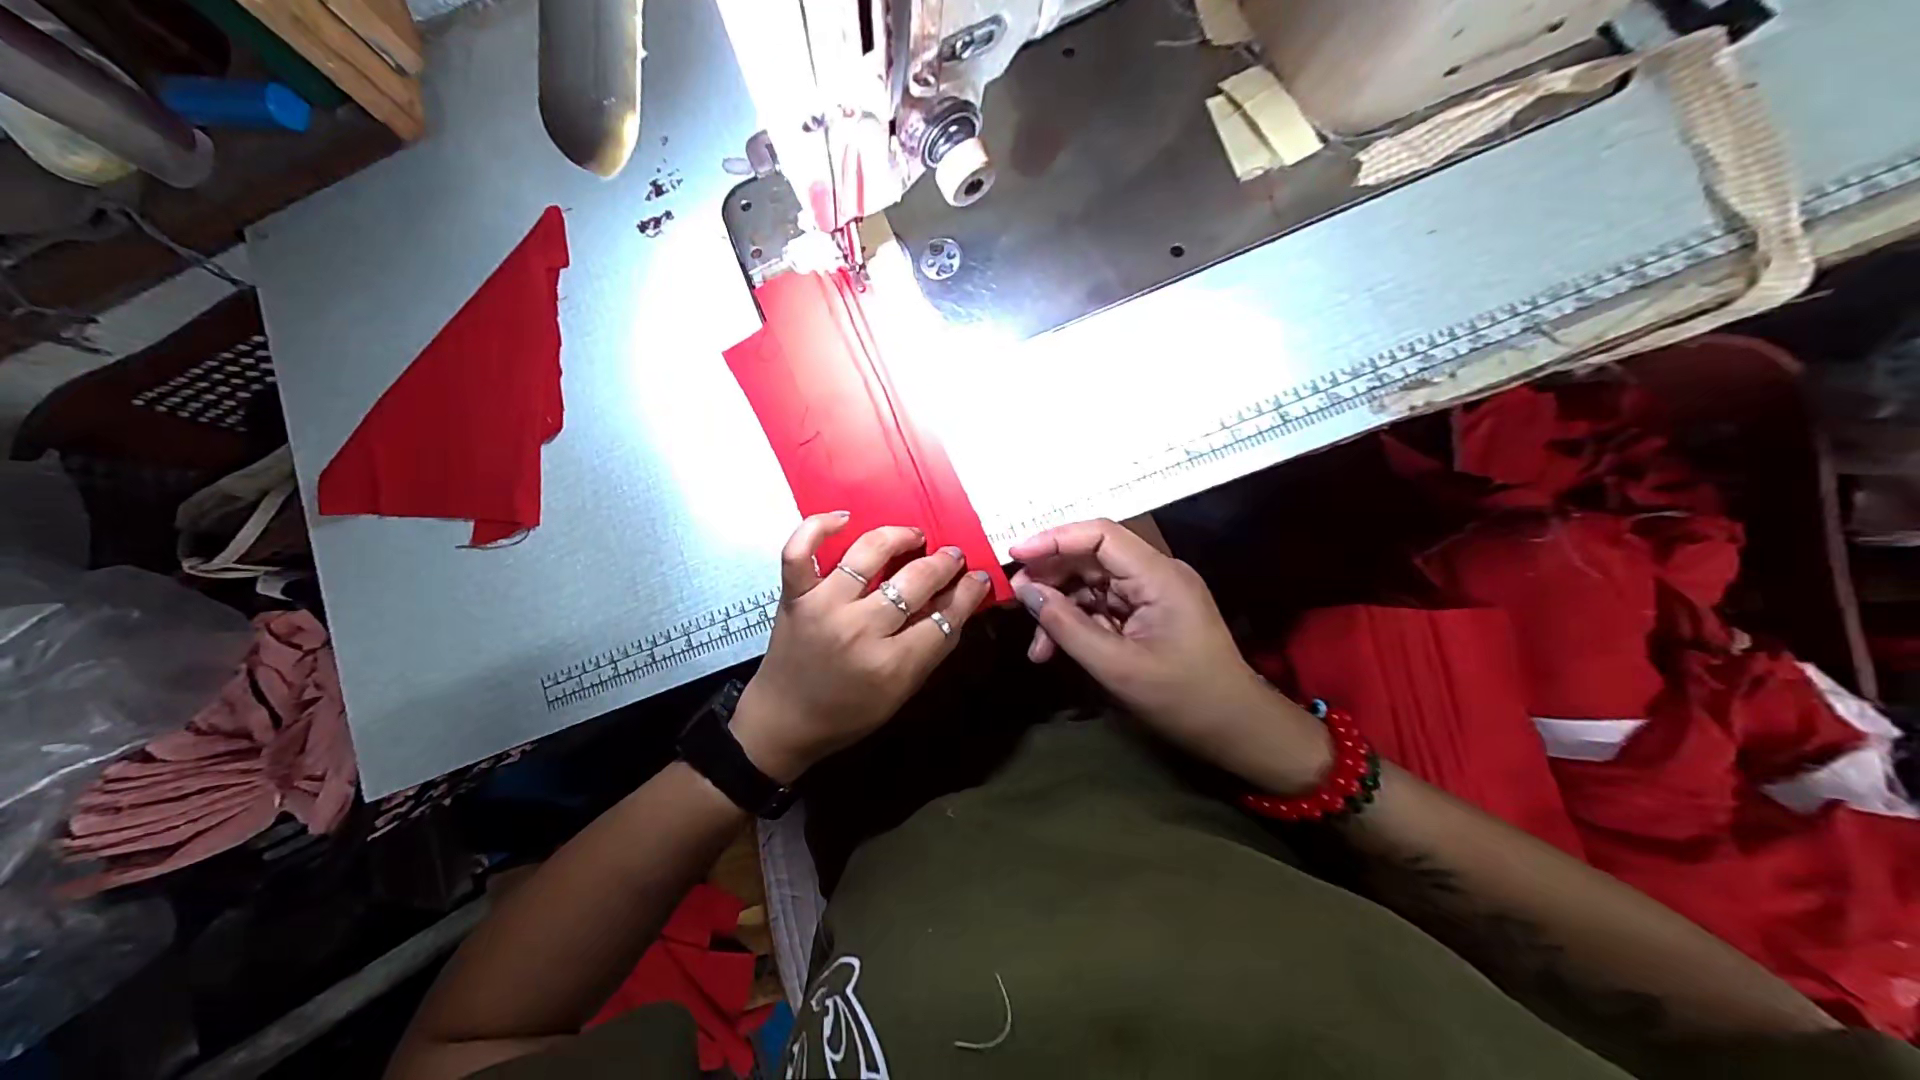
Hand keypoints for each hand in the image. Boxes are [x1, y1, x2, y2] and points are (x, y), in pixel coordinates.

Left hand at [731, 513, 993, 783]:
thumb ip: (932, 647)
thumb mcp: (901, 691)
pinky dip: (819, 527)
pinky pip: (800, 551)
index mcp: (892, 663)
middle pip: (915, 581)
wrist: (784, 721)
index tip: (978, 576)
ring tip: (915, 537)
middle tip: (952, 555)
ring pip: (869, 553)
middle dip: (944, 563)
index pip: (944, 617)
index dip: (968, 592)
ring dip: (900, 537)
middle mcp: (860, 629)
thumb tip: (959, 601)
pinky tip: (845, 518)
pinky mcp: (794, 596)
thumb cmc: (849, 712)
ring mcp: (824, 607)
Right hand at [1009, 519, 1332, 793]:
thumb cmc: (1184, 698)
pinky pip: (1101, 607)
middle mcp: (1155, 575)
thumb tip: (1027, 592)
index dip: (1054, 539)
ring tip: (1036, 646)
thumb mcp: (1118, 667)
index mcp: (1158, 576)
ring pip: (1091, 585)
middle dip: (1051, 577)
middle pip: (1091, 557)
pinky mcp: (1146, 614)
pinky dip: (1076, 624)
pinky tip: (1053, 650)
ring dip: (1059, 609)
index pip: (1100, 535)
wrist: (1234, 728)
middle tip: (1016, 601)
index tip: (1015, 555)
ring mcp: (1151, 594)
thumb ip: (1068, 627)